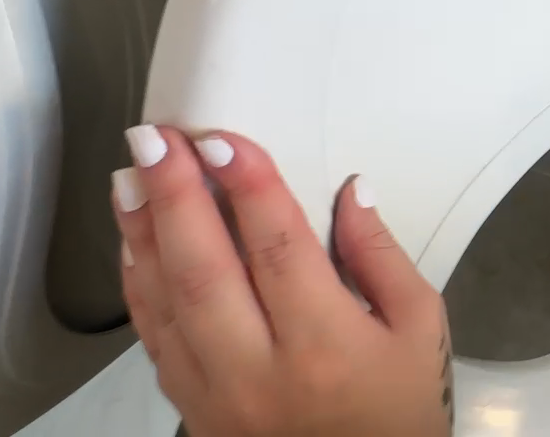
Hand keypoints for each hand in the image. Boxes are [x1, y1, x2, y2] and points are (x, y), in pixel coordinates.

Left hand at [112, 126, 451, 436]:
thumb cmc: (403, 399)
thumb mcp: (420, 322)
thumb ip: (382, 254)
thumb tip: (351, 190)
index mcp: (325, 341)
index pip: (279, 248)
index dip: (250, 189)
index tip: (224, 140)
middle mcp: (257, 369)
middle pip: (205, 272)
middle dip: (176, 198)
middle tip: (155, 140)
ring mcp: (213, 396)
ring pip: (165, 306)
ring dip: (142, 236)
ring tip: (130, 177)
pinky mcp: (192, 410)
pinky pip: (156, 341)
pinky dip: (140, 287)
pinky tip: (135, 247)